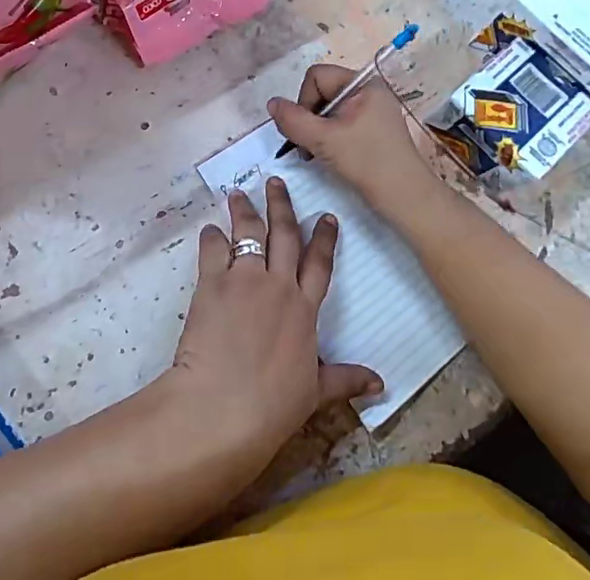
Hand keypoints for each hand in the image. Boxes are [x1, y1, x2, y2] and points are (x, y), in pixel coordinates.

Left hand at [164, 178, 380, 467]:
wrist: (224, 407)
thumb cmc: (272, 405)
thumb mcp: (314, 393)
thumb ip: (344, 379)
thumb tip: (380, 384)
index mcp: (305, 309)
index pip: (319, 264)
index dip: (323, 238)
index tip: (326, 216)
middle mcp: (278, 285)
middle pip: (283, 235)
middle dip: (281, 206)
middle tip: (276, 181)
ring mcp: (245, 280)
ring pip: (248, 233)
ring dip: (244, 211)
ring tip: (238, 192)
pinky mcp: (212, 284)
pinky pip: (213, 251)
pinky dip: (211, 237)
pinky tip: (209, 229)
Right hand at [267, 64, 439, 206]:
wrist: (405, 197)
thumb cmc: (366, 161)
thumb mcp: (323, 140)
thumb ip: (293, 120)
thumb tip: (272, 103)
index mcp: (363, 83)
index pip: (317, 76)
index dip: (303, 101)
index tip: (305, 130)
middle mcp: (370, 90)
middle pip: (322, 92)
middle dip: (309, 118)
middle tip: (307, 146)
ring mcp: (374, 110)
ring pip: (330, 110)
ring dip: (317, 130)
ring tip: (317, 154)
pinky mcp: (375, 128)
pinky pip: (342, 122)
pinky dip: (330, 137)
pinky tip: (330, 156)